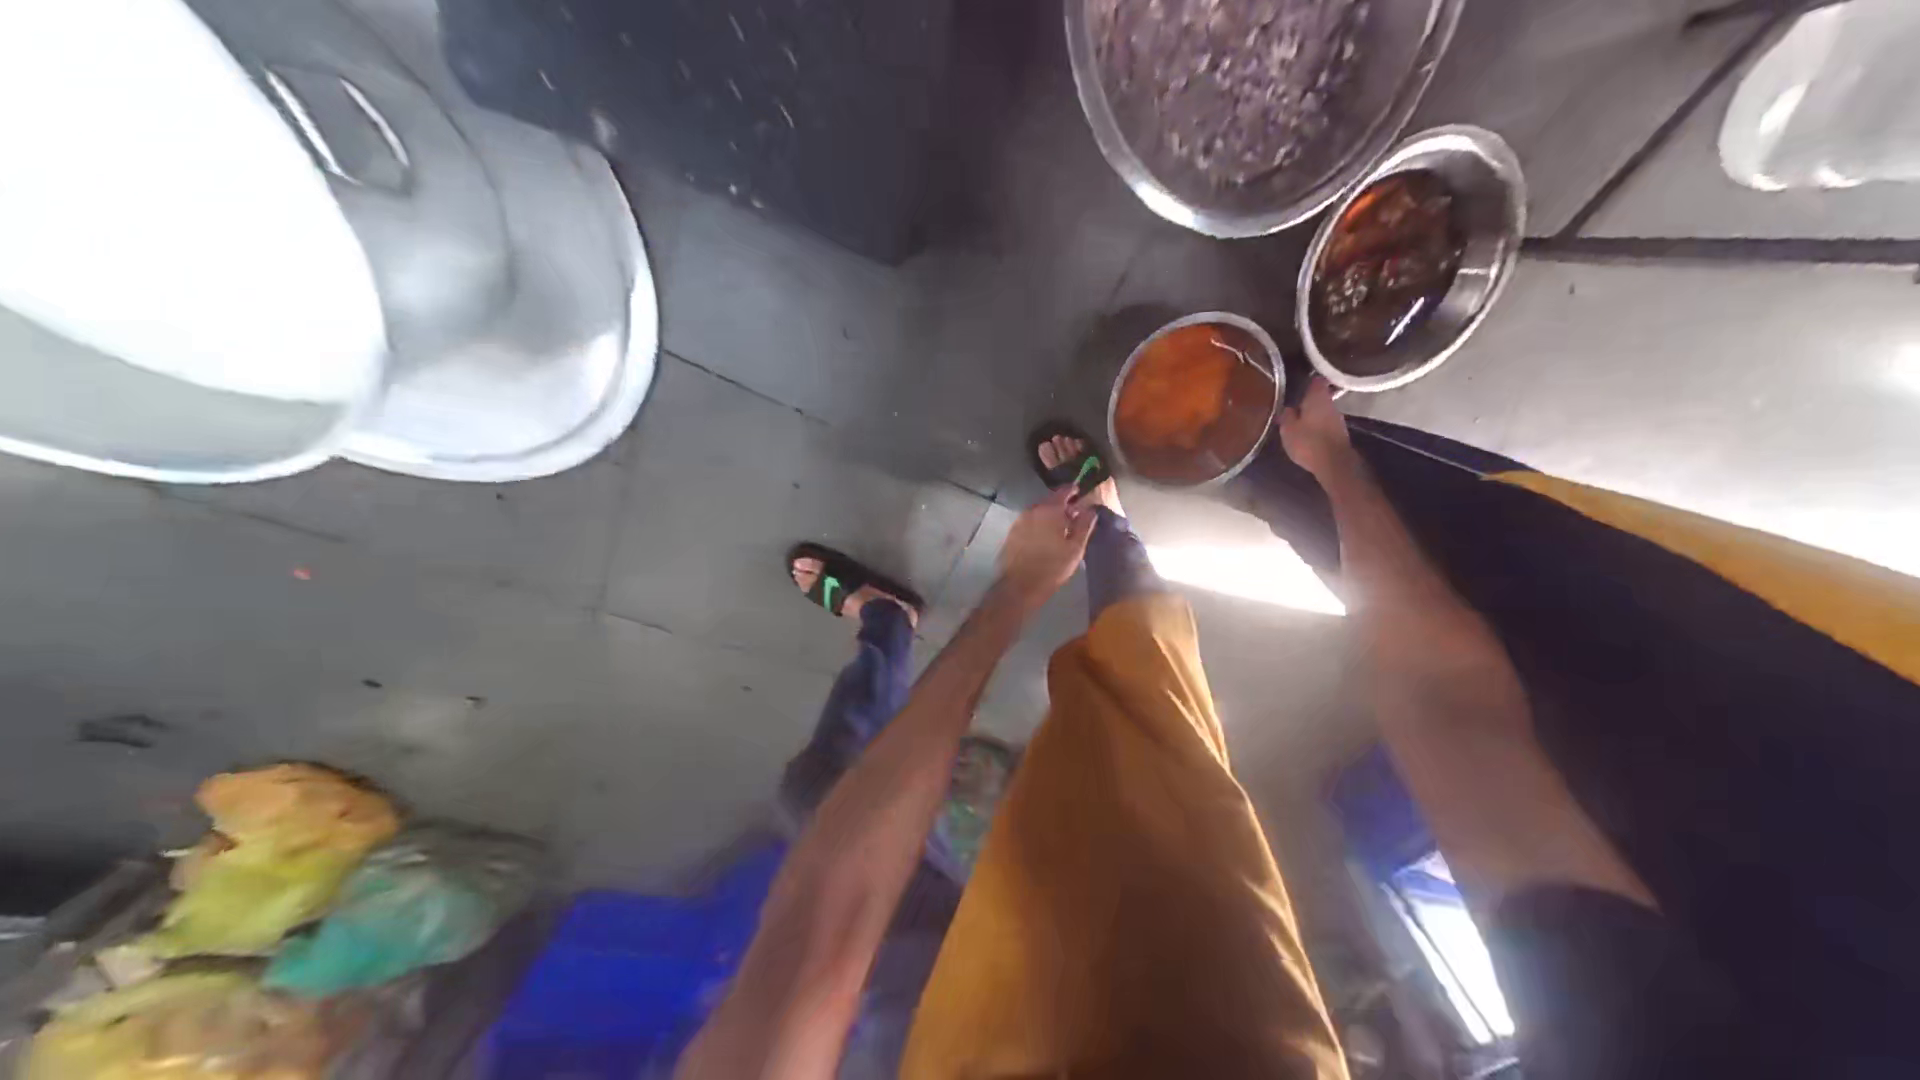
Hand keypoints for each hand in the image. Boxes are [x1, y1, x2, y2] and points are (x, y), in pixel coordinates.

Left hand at [996, 486, 1095, 607]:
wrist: (1020, 586)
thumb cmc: (1052, 567)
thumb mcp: (1075, 548)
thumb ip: (1084, 525)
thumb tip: (1091, 509)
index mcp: (1049, 510)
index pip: (1064, 491)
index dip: (1074, 491)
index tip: (1082, 494)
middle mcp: (1032, 510)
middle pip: (1050, 500)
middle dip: (1063, 505)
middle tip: (1075, 515)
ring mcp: (1020, 520)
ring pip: (1039, 511)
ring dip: (1051, 515)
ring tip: (1062, 528)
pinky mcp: (1012, 532)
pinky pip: (1030, 521)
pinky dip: (1040, 523)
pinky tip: (1046, 536)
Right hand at [1279, 376, 1353, 478]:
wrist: (1333, 462)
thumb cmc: (1308, 441)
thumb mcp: (1287, 429)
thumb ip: (1286, 415)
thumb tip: (1287, 407)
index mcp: (1317, 398)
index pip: (1315, 380)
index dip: (1307, 380)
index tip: (1297, 383)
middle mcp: (1330, 403)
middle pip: (1319, 396)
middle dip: (1307, 399)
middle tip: (1293, 403)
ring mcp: (1337, 418)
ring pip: (1322, 410)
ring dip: (1312, 413)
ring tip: (1298, 419)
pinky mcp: (1339, 432)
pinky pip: (1325, 422)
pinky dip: (1317, 424)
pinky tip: (1308, 432)